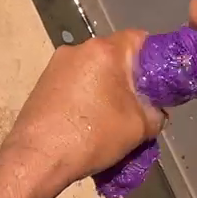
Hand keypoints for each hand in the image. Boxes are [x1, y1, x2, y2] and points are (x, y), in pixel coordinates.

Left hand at [0, 30, 164, 192]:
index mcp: (104, 51)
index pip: (141, 39)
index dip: (156, 59)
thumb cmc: (91, 137)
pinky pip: (74, 84)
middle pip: (114, 56)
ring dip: (105, 89)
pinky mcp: (41, 83)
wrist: (36, 158)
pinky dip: (85, 97)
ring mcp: (55, 65)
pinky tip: (87, 122)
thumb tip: (154, 108)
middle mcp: (77, 49)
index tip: (160, 83)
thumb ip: (157, 111)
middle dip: (128, 78)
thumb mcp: (140, 127)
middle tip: (138, 106)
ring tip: (111, 119)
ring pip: (93, 71)